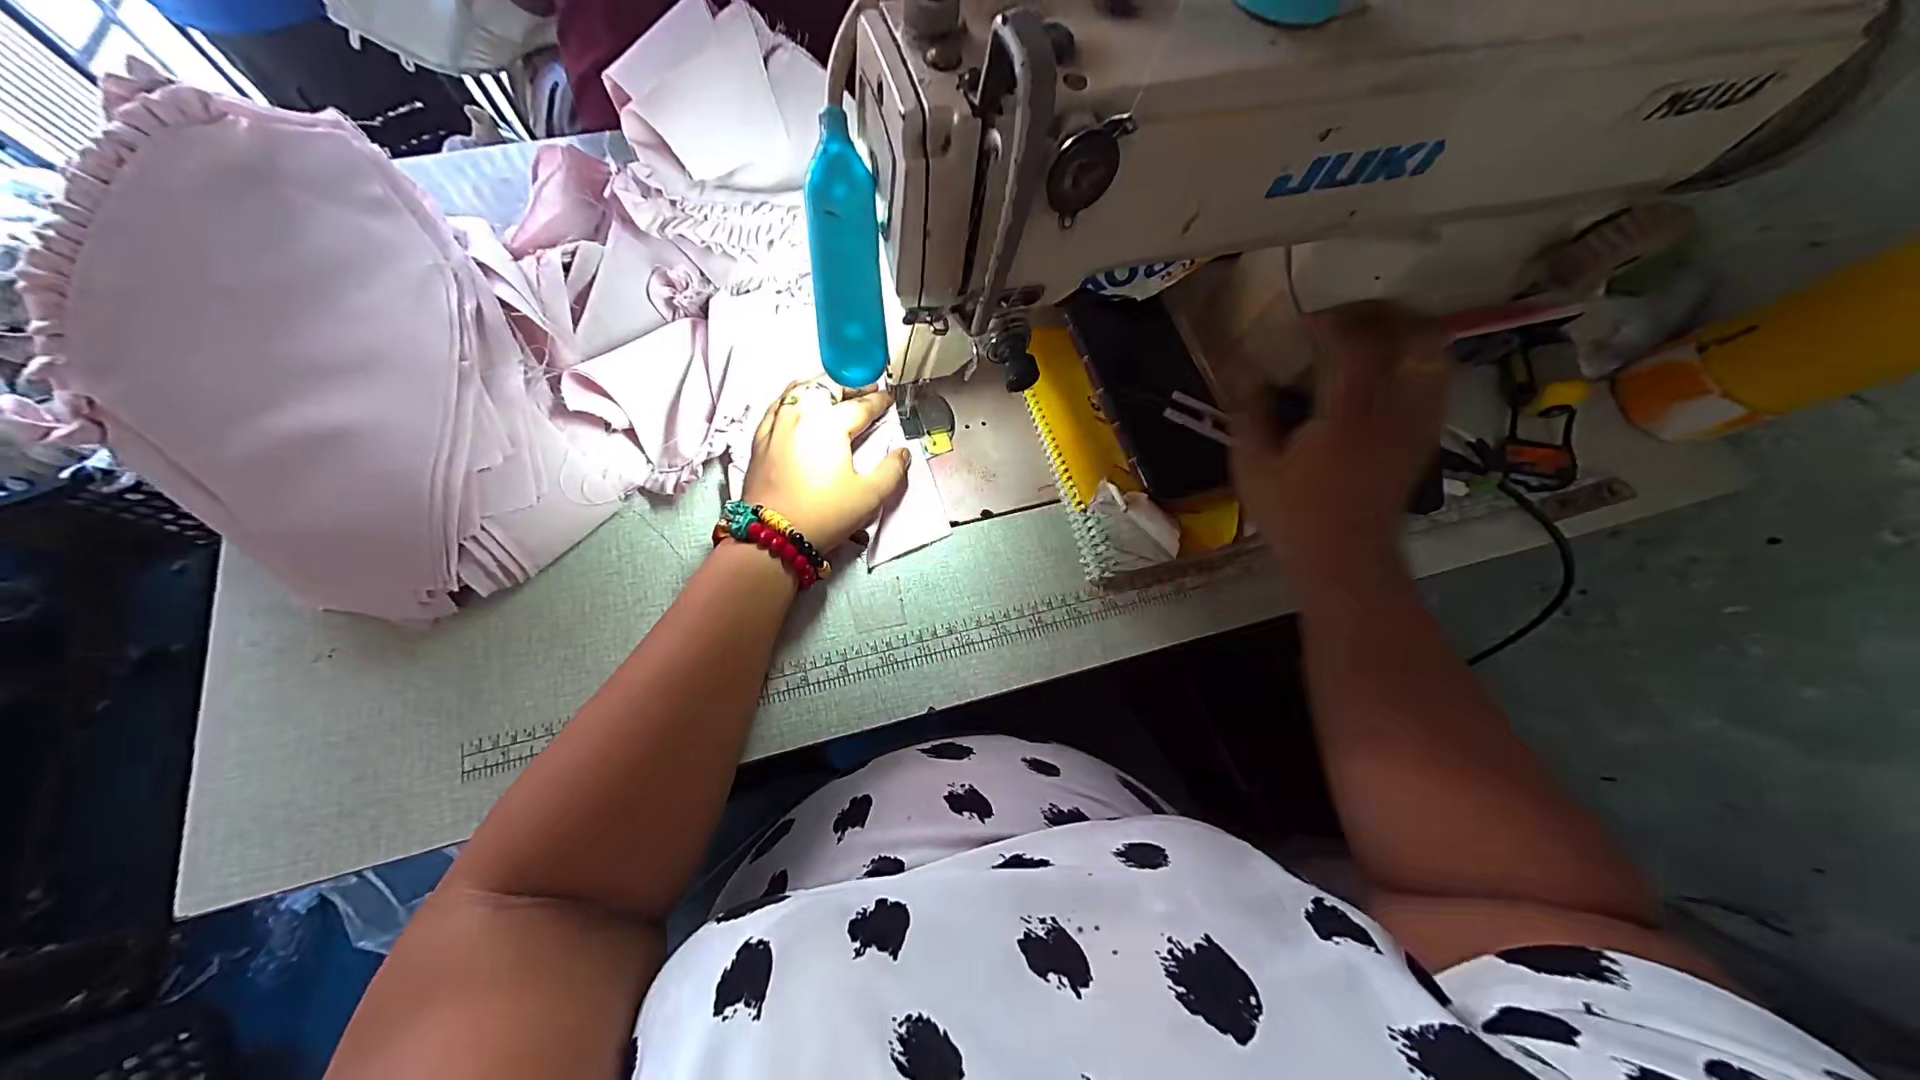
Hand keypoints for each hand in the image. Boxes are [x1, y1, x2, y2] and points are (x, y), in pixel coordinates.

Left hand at [741, 379, 909, 551]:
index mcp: (830, 424)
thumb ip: (891, 471)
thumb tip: (902, 453)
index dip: (879, 400)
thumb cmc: (823, 515)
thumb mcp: (868, 496)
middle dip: (850, 384)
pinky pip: (777, 405)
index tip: (890, 399)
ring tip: (835, 392)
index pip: (861, 405)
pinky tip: (798, 404)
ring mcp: (777, 424)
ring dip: (821, 385)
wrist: (773, 536)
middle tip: (866, 390)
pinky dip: (793, 397)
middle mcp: (801, 415)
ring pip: (799, 389)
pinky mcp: (760, 439)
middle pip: (827, 386)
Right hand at [1231, 301, 1450, 578]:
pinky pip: (1437, 381)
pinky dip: (1419, 360)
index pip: (1353, 342)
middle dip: (1378, 312)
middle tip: (1346, 311)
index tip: (1305, 316)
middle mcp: (1391, 410)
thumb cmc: (1293, 516)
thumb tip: (1248, 374)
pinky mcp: (1426, 436)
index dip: (1331, 318)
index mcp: (1345, 415)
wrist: (1344, 559)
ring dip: (1405, 330)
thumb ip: (1249, 414)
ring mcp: (1416, 422)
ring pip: (1433, 352)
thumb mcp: (1252, 468)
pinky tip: (1391, 366)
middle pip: (1408, 333)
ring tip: (1373, 329)